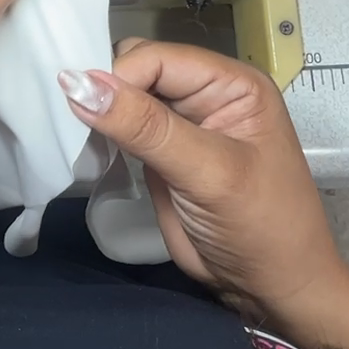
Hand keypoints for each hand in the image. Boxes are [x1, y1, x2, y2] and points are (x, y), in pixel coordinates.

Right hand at [58, 39, 343, 310]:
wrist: (270, 290)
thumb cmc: (260, 228)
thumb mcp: (208, 173)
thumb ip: (145, 127)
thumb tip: (77, 84)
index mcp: (232, 83)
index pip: (157, 58)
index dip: (119, 78)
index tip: (87, 111)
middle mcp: (204, 94)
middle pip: (136, 67)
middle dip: (107, 90)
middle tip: (88, 127)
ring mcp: (180, 123)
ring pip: (123, 95)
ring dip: (100, 111)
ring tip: (85, 138)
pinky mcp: (158, 151)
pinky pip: (119, 124)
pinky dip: (101, 132)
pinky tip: (92, 148)